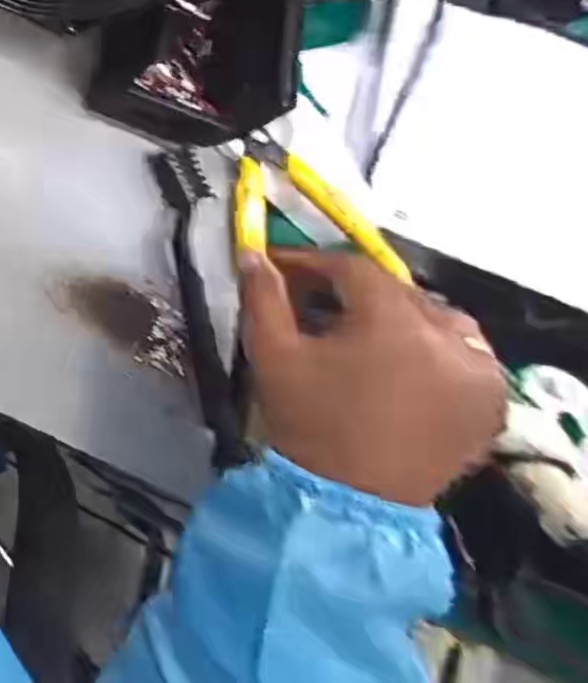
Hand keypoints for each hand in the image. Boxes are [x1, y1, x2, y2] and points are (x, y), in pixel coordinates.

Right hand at [239, 249, 506, 506]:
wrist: (354, 488)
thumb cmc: (307, 413)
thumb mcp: (270, 349)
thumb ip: (263, 296)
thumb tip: (255, 256)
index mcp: (396, 326)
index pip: (355, 269)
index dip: (312, 260)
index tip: (277, 264)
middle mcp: (452, 342)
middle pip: (398, 290)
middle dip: (347, 286)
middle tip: (306, 294)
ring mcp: (482, 373)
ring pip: (437, 317)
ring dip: (392, 310)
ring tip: (352, 324)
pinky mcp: (491, 398)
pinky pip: (461, 350)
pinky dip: (425, 340)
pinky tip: (391, 354)